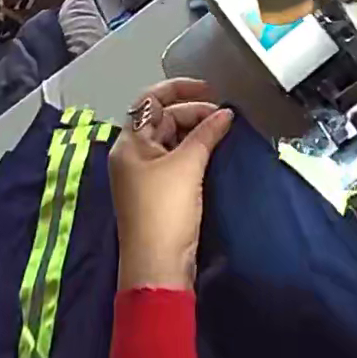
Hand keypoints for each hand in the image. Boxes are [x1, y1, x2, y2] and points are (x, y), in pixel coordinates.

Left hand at [109, 78, 233, 291]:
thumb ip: (207, 132)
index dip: (179, 88)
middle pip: (163, 118)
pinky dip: (195, 149)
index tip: (209, 89)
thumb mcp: (187, 165)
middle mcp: (133, 155)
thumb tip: (226, 113)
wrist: (159, 269)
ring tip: (224, 129)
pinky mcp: (159, 191)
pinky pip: (177, 157)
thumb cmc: (165, 210)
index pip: (151, 100)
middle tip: (224, 116)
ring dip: (197, 130)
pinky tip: (215, 148)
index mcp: (130, 144)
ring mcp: (145, 174)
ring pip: (172, 138)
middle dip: (194, 111)